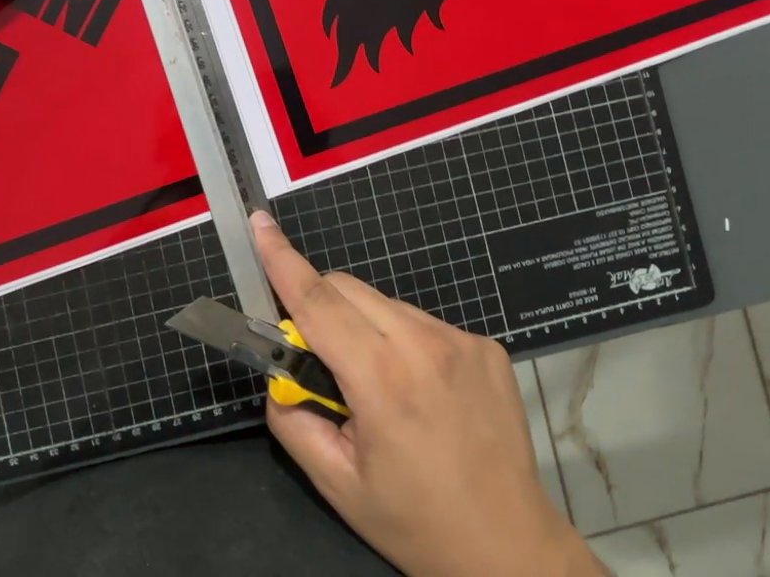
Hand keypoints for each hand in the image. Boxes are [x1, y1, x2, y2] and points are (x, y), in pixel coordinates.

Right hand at [252, 212, 602, 576]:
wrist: (508, 548)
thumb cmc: (414, 521)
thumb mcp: (334, 481)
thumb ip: (291, 417)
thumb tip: (279, 372)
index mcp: (381, 380)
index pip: (317, 302)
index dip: (282, 260)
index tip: (260, 225)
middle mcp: (425, 345)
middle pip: (347, 289)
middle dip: (317, 307)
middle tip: (319, 363)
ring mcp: (462, 341)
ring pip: (384, 303)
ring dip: (362, 326)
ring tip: (378, 386)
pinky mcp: (486, 347)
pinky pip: (422, 322)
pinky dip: (402, 340)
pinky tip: (418, 390)